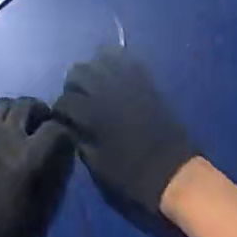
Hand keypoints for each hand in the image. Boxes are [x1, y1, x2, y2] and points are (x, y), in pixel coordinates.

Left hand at [0, 97, 73, 236]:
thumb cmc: (13, 234)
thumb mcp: (45, 208)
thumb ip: (55, 173)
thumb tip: (64, 152)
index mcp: (30, 158)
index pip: (55, 128)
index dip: (64, 133)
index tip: (67, 141)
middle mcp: (7, 137)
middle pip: (26, 105)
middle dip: (40, 112)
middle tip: (46, 123)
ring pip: (4, 104)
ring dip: (17, 110)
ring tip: (25, 124)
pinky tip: (4, 131)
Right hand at [54, 48, 199, 212]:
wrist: (176, 176)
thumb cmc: (132, 176)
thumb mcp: (96, 164)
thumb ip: (78, 139)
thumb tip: (69, 125)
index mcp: (92, 113)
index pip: (65, 100)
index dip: (60, 109)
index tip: (61, 117)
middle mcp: (107, 92)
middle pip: (79, 72)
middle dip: (73, 85)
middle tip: (75, 98)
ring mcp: (129, 85)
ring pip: (102, 59)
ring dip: (93, 69)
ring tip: (94, 84)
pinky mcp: (147, 85)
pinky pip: (129, 62)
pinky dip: (118, 63)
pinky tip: (115, 74)